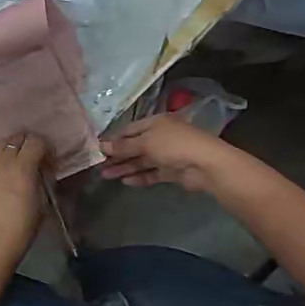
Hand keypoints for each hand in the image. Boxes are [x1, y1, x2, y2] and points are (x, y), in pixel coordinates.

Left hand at [0, 133, 47, 266]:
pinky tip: (11, 173)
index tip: (51, 159)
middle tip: (39, 155)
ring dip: (15, 146)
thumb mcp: (44, 202)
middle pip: (16, 137)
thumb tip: (46, 169)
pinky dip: (5, 157)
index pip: (35, 141)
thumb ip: (45, 179)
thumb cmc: (25, 225)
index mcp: (22, 168)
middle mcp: (4, 163)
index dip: (46, 146)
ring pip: (2, 144)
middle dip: (29, 141)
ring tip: (24, 160)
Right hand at [98, 115, 241, 191]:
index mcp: (155, 123)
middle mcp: (161, 137)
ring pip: (141, 161)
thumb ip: (122, 146)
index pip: (129, 130)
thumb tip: (101, 145)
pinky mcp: (173, 171)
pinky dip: (139, 177)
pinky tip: (125, 182)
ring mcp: (168, 154)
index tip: (97, 149)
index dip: (113, 139)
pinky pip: (152, 173)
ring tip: (106, 175)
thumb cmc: (174, 145)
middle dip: (116, 155)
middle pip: (134, 146)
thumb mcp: (145, 142)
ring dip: (124, 167)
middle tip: (98, 164)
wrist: (207, 165)